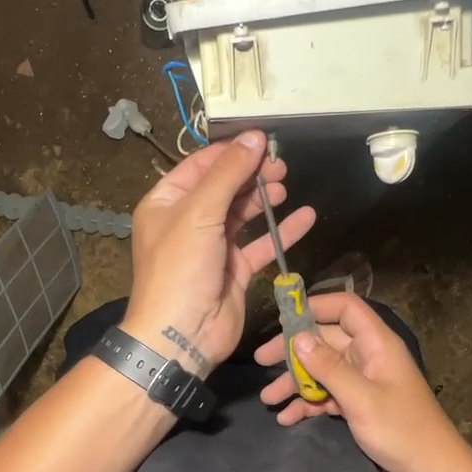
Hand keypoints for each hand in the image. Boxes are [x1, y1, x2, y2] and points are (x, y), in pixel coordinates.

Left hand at [119, 130, 315, 376]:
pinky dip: (282, 231)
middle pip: (224, 187)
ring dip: (264, 199)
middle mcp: (187, 222)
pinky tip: (305, 217)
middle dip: (251, 174)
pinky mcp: (235, 270)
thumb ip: (229, 173)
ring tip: (285, 187)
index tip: (263, 141)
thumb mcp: (199, 213)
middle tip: (280, 166)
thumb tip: (255, 136)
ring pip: (243, 214)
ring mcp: (212, 247)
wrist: (181, 334)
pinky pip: (261, 244)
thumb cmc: (180, 269)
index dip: (231, 152)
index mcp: (166, 203)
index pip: (200, 166)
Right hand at [254, 292, 471, 471]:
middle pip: (326, 341)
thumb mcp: (360, 398)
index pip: (345, 309)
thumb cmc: (401, 430)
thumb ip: (328, 367)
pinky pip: (328, 396)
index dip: (315, 307)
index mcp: (377, 344)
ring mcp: (364, 382)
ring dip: (295, 382)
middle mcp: (370, 357)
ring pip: (323, 371)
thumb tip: (298, 338)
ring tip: (268, 399)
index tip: (281, 319)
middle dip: (293, 351)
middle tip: (261, 362)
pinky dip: (308, 404)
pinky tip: (287, 418)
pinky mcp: (360, 406)